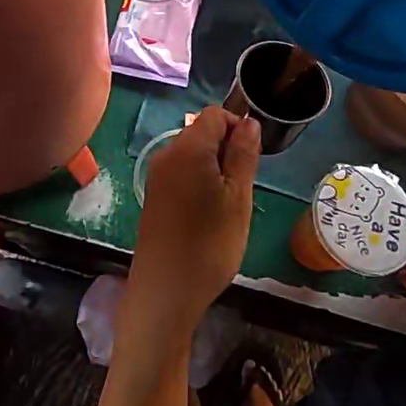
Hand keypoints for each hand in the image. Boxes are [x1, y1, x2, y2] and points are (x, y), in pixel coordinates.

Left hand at [127, 107, 260, 336]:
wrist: (166, 291)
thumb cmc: (210, 244)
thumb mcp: (238, 197)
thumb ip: (243, 155)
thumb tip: (249, 123)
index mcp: (188, 149)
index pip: (215, 114)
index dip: (238, 127)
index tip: (252, 158)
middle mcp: (166, 155)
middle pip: (202, 132)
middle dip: (227, 149)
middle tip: (242, 186)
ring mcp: (157, 176)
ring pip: (193, 154)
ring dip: (215, 168)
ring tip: (228, 204)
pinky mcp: (154, 196)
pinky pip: (182, 173)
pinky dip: (199, 182)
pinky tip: (208, 214)